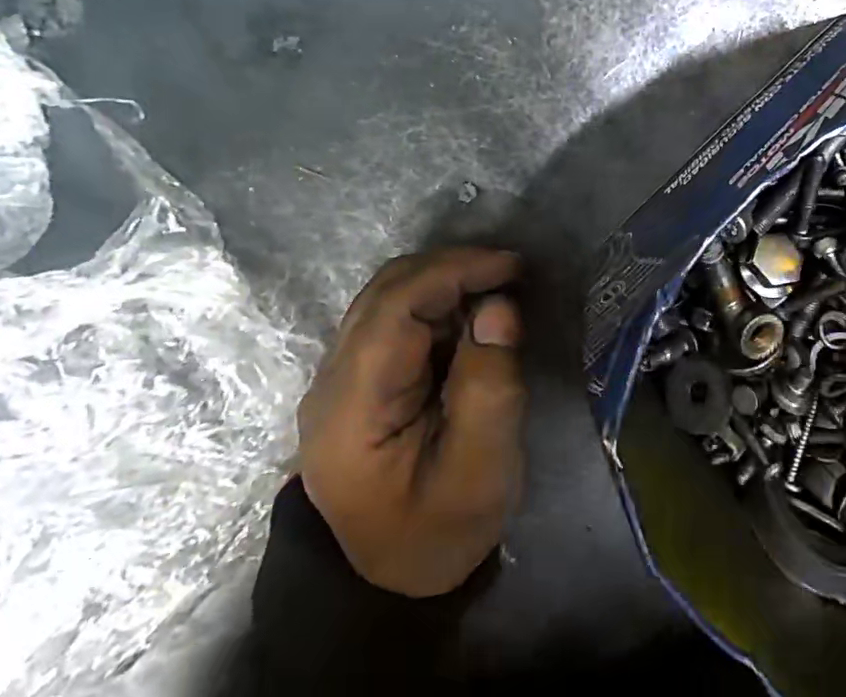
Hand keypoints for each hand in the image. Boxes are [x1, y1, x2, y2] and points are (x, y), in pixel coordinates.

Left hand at [297, 248, 525, 596]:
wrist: (394, 579)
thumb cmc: (442, 528)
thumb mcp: (482, 467)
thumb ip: (490, 385)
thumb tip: (498, 307)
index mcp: (353, 407)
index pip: (395, 308)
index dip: (454, 272)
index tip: (513, 267)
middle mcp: (332, 382)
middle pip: (385, 292)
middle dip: (453, 267)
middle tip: (513, 273)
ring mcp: (339, 380)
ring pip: (386, 298)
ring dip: (445, 281)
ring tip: (500, 288)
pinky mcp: (357, 382)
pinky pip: (393, 319)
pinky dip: (437, 301)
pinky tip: (472, 313)